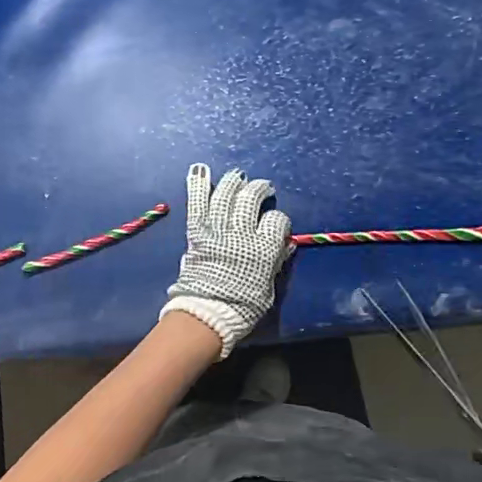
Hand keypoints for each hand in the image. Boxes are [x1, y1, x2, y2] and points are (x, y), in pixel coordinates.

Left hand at [161, 164, 291, 358]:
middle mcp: (241, 234)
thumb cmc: (242, 305)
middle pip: (251, 201)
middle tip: (261, 187)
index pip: (276, 221)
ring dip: (232, 183)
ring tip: (238, 176)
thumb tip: (284, 243)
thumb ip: (275, 261)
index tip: (275, 223)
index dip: (278, 219)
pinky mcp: (197, 233)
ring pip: (225, 197)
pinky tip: (200, 168)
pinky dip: (198, 185)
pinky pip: (197, 204)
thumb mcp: (267, 286)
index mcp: (264, 249)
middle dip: (258, 189)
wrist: (208, 312)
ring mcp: (217, 231)